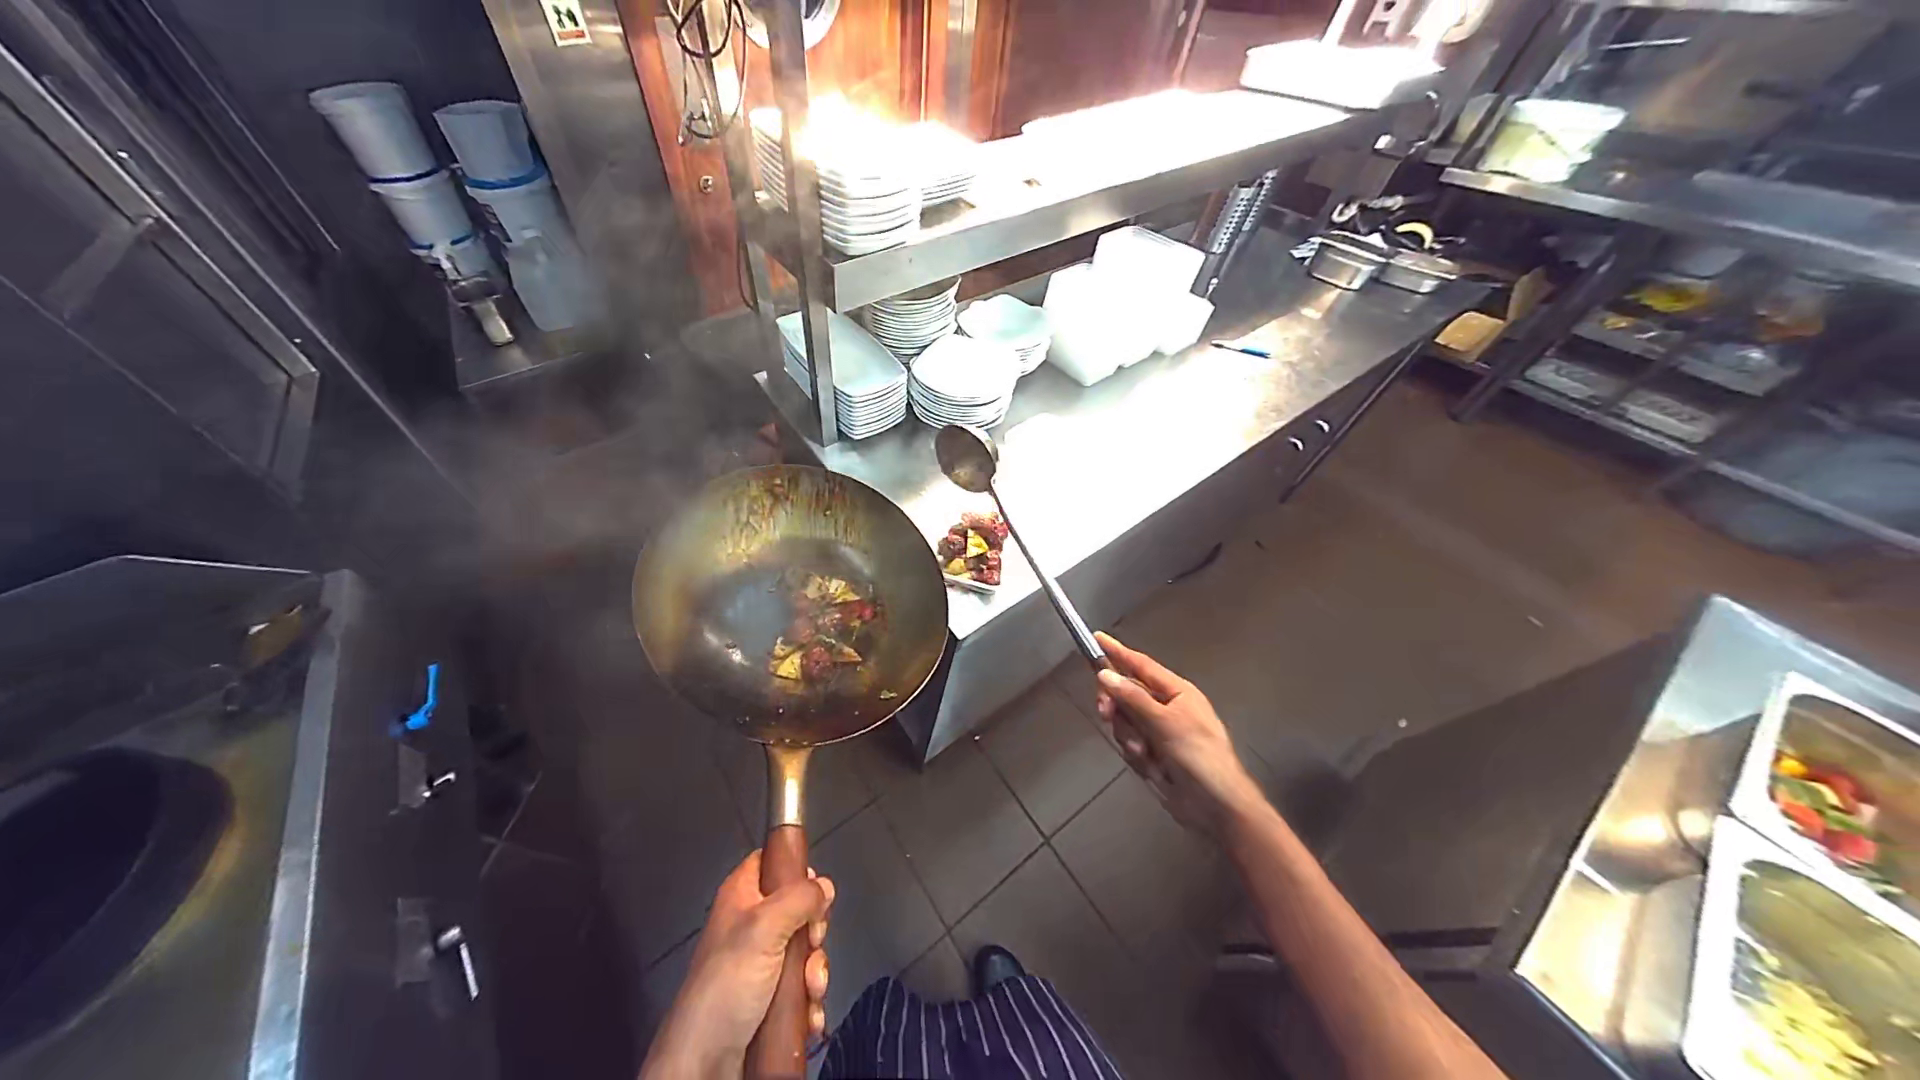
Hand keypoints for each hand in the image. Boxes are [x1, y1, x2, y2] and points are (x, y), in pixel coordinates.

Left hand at [640, 850, 834, 1078]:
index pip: (771, 861)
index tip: (813, 890)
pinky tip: (809, 1016)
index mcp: (741, 897)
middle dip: (815, 930)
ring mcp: (760, 965)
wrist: (702, 1065)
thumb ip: (799, 898)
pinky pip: (802, 988)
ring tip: (810, 991)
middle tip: (812, 943)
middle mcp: (751, 926)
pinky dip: (810, 1001)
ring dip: (816, 973)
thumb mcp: (764, 928)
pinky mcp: (768, 1001)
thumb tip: (825, 886)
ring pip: (805, 951)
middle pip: (798, 908)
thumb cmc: (728, 984)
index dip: (795, 870)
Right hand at [1094, 631, 1266, 838]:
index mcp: (1177, 692)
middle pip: (1127, 695)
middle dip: (1118, 708)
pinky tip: (1153, 769)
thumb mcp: (1164, 723)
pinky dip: (1138, 758)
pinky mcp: (1155, 756)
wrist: (1217, 807)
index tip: (1097, 639)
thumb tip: (1106, 675)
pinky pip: (1131, 746)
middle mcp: (1167, 708)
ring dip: (1131, 739)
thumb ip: (1132, 698)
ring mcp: (1160, 733)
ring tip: (1146, 754)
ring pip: (1125, 723)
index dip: (1118, 652)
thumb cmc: (1199, 757)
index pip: (1141, 665)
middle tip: (1106, 714)